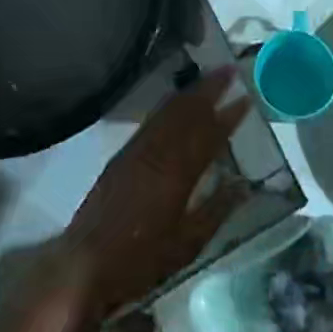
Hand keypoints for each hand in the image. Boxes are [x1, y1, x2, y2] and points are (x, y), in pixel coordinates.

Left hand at [62, 67, 252, 320]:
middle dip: (209, 89)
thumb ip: (217, 210)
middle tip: (229, 70)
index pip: (209, 135)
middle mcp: (157, 152)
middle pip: (186, 112)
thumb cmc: (141, 259)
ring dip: (189, 92)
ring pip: (167, 111)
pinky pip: (151, 121)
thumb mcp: (188, 244)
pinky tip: (176, 103)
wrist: (86, 262)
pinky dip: (168, 106)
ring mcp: (137, 150)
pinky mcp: (123, 154)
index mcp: (177, 173)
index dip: (228, 115)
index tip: (246, 97)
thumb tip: (244, 185)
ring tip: (208, 78)